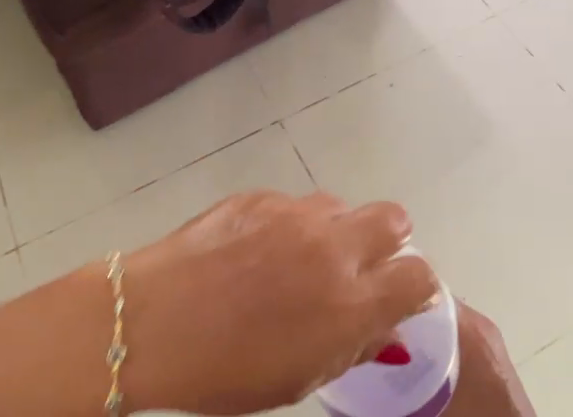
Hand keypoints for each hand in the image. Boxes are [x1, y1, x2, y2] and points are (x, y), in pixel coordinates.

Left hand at [115, 191, 440, 415]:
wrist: (153, 322)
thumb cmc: (228, 370)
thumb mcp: (300, 378)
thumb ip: (351, 345)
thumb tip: (381, 327)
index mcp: (351, 304)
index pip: (419, 276)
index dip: (415, 287)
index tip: (399, 295)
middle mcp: (332, 248)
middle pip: (393, 218)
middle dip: (389, 240)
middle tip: (361, 265)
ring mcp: (294, 214)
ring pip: (339, 206)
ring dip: (334, 228)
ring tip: (300, 257)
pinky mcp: (258, 196)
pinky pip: (292, 204)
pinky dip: (288, 223)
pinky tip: (256, 249)